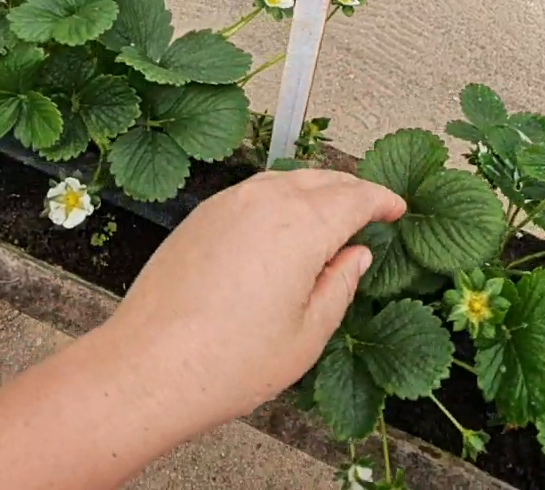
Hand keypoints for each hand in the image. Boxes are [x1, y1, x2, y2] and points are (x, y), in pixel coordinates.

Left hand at [100, 168, 405, 430]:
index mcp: (302, 225)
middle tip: (371, 208)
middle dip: (353, 190)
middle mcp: (267, 200)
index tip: (396, 207)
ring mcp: (231, 201)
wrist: (148, 366)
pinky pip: (256, 190)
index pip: (356, 197)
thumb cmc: (227, 361)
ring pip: (288, 179)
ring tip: (331, 213)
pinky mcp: (204, 212)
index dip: (382, 200)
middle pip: (324, 179)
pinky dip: (281, 196)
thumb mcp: (307, 335)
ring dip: (317, 188)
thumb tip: (356, 256)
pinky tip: (283, 222)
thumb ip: (340, 285)